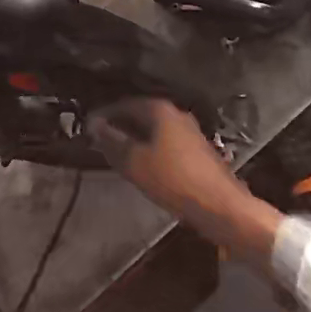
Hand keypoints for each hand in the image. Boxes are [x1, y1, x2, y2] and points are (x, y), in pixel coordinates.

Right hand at [88, 98, 282, 263]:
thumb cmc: (174, 180)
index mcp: (160, 110)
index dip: (105, 114)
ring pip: (154, 129)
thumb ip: (113, 142)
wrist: (222, 207)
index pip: (125, 104)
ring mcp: (189, 132)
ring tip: (118, 154)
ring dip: (135, 139)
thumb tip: (94, 125)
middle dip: (120, 126)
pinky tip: (143, 166)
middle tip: (101, 140)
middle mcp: (176, 114)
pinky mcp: (197, 151)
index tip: (88, 126)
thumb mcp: (136, 162)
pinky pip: (165, 142)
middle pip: (141, 114)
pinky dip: (150, 149)